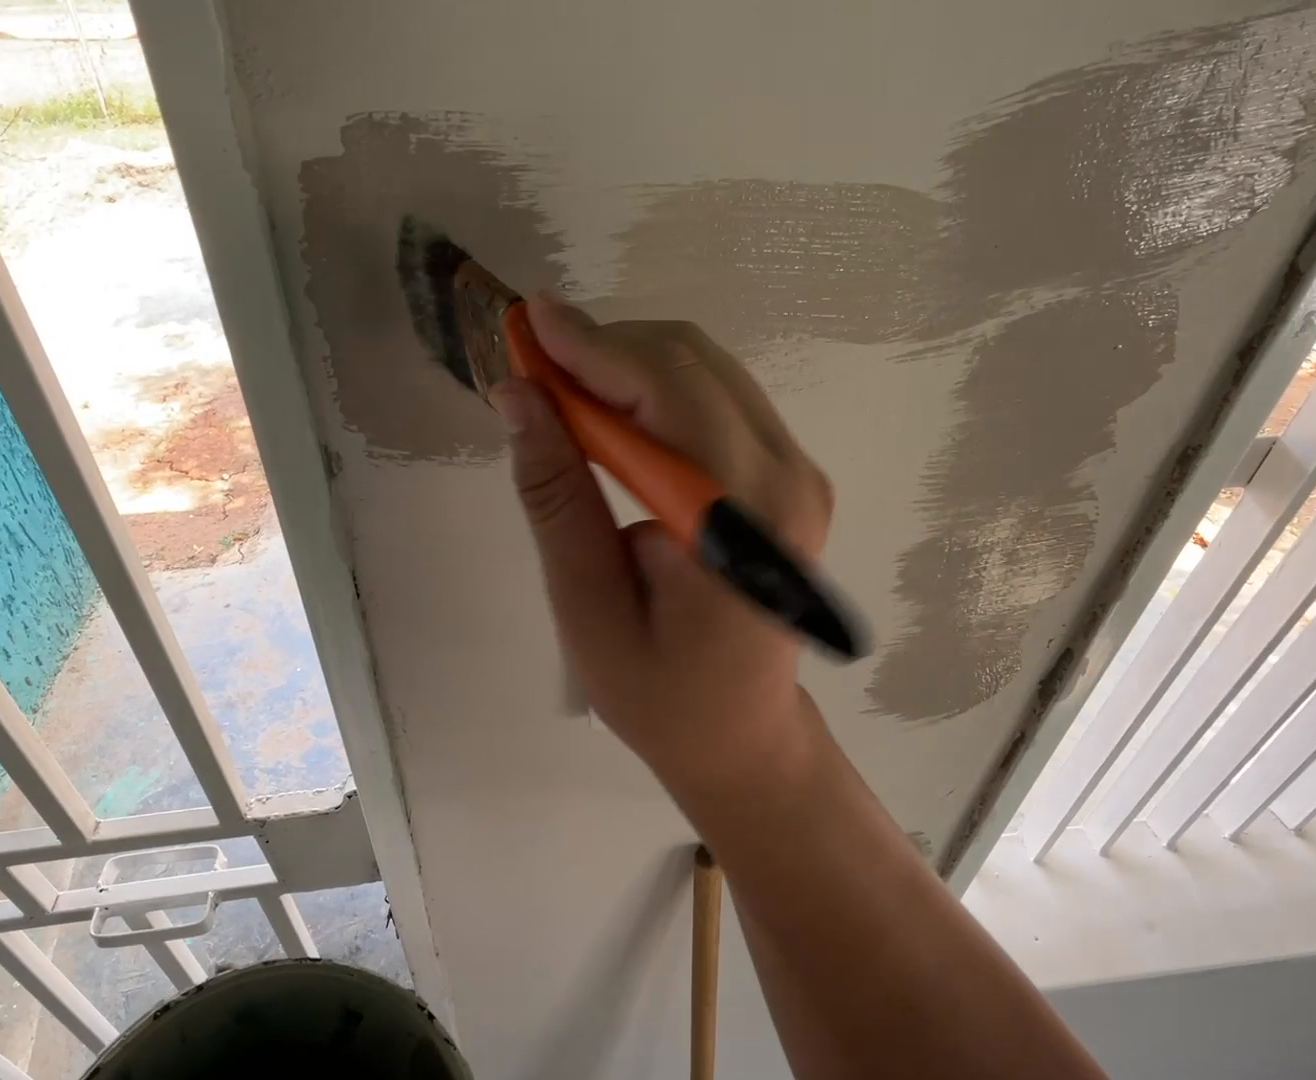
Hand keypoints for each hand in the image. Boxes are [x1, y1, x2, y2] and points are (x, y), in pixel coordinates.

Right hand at [490, 293, 834, 797]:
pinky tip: (606, 413)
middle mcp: (788, 479)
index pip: (669, 393)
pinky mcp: (787, 476)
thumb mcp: (589, 609)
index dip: (593, 348)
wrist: (742, 735)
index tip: (524, 322)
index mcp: (744, 519)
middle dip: (603, 348)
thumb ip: (557, 498)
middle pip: (691, 364)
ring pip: (706, 370)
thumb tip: (518, 397)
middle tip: (528, 364)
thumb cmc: (660, 695)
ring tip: (557, 388)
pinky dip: (653, 388)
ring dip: (626, 363)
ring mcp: (796, 473)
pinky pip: (716, 399)